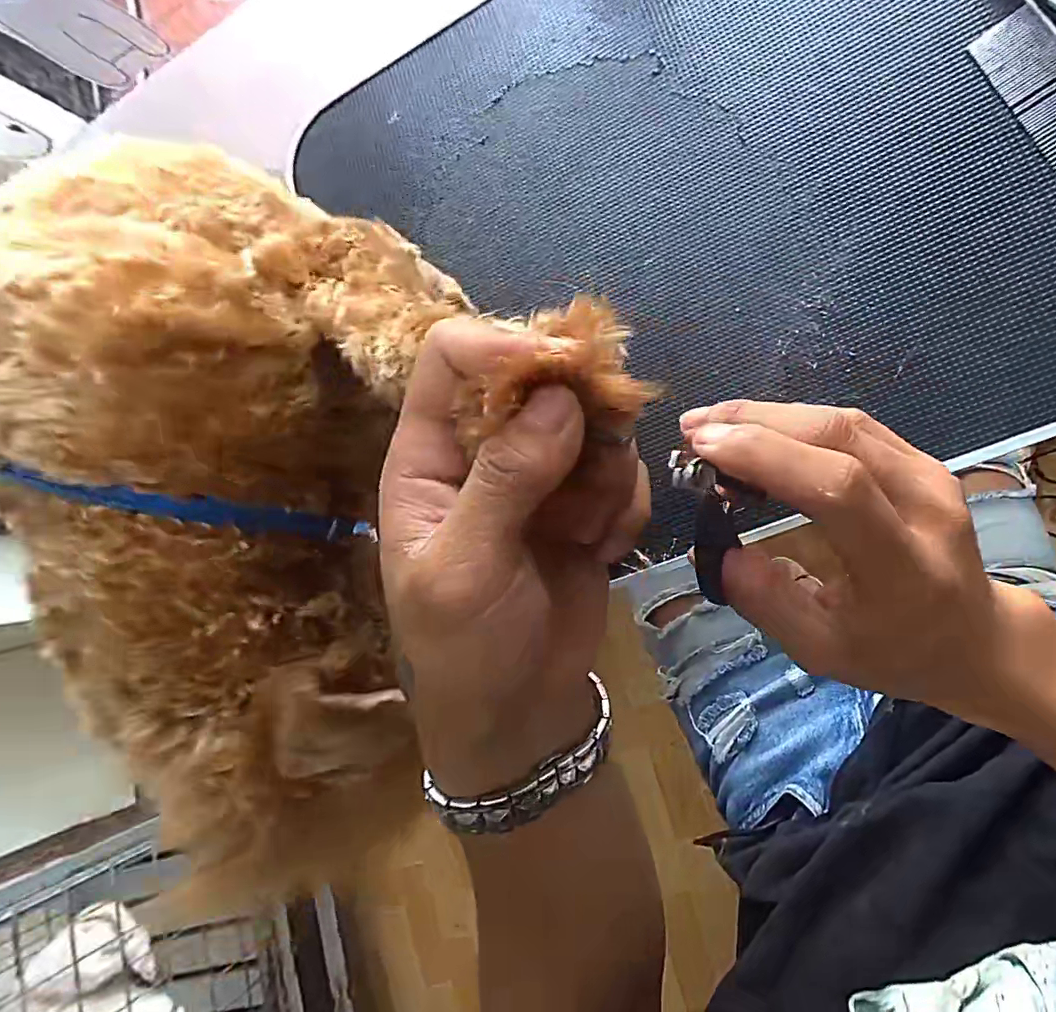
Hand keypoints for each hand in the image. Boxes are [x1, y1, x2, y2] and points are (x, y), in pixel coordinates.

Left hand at [378, 319, 649, 796]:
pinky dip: (625, 507)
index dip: (505, 346)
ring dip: (606, 475)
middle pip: (541, 380)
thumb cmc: (465, 646)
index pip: (454, 359)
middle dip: (582, 412)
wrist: (519, 709)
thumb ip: (505, 480)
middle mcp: (489, 452)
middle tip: (603, 454)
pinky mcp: (589, 504)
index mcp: (431, 454)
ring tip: (590, 531)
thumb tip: (559, 399)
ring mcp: (545, 476)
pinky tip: (603, 550)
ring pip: (596, 425)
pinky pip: (625, 472)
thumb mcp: (466, 567)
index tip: (565, 365)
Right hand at [681, 401, 1055, 722]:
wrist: (976, 637)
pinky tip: (760, 428)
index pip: (838, 487)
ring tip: (715, 425)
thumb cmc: (897, 652)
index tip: (703, 447)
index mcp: (905, 565)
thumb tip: (718, 552)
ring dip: (772, 415)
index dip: (767, 456)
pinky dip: (798, 421)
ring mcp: (930, 474)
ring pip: (844, 421)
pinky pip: (854, 427)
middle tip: (694, 429)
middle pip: (838, 437)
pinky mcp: (924, 460)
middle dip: (757, 423)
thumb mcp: (823, 651)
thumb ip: (768, 602)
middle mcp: (925, 505)